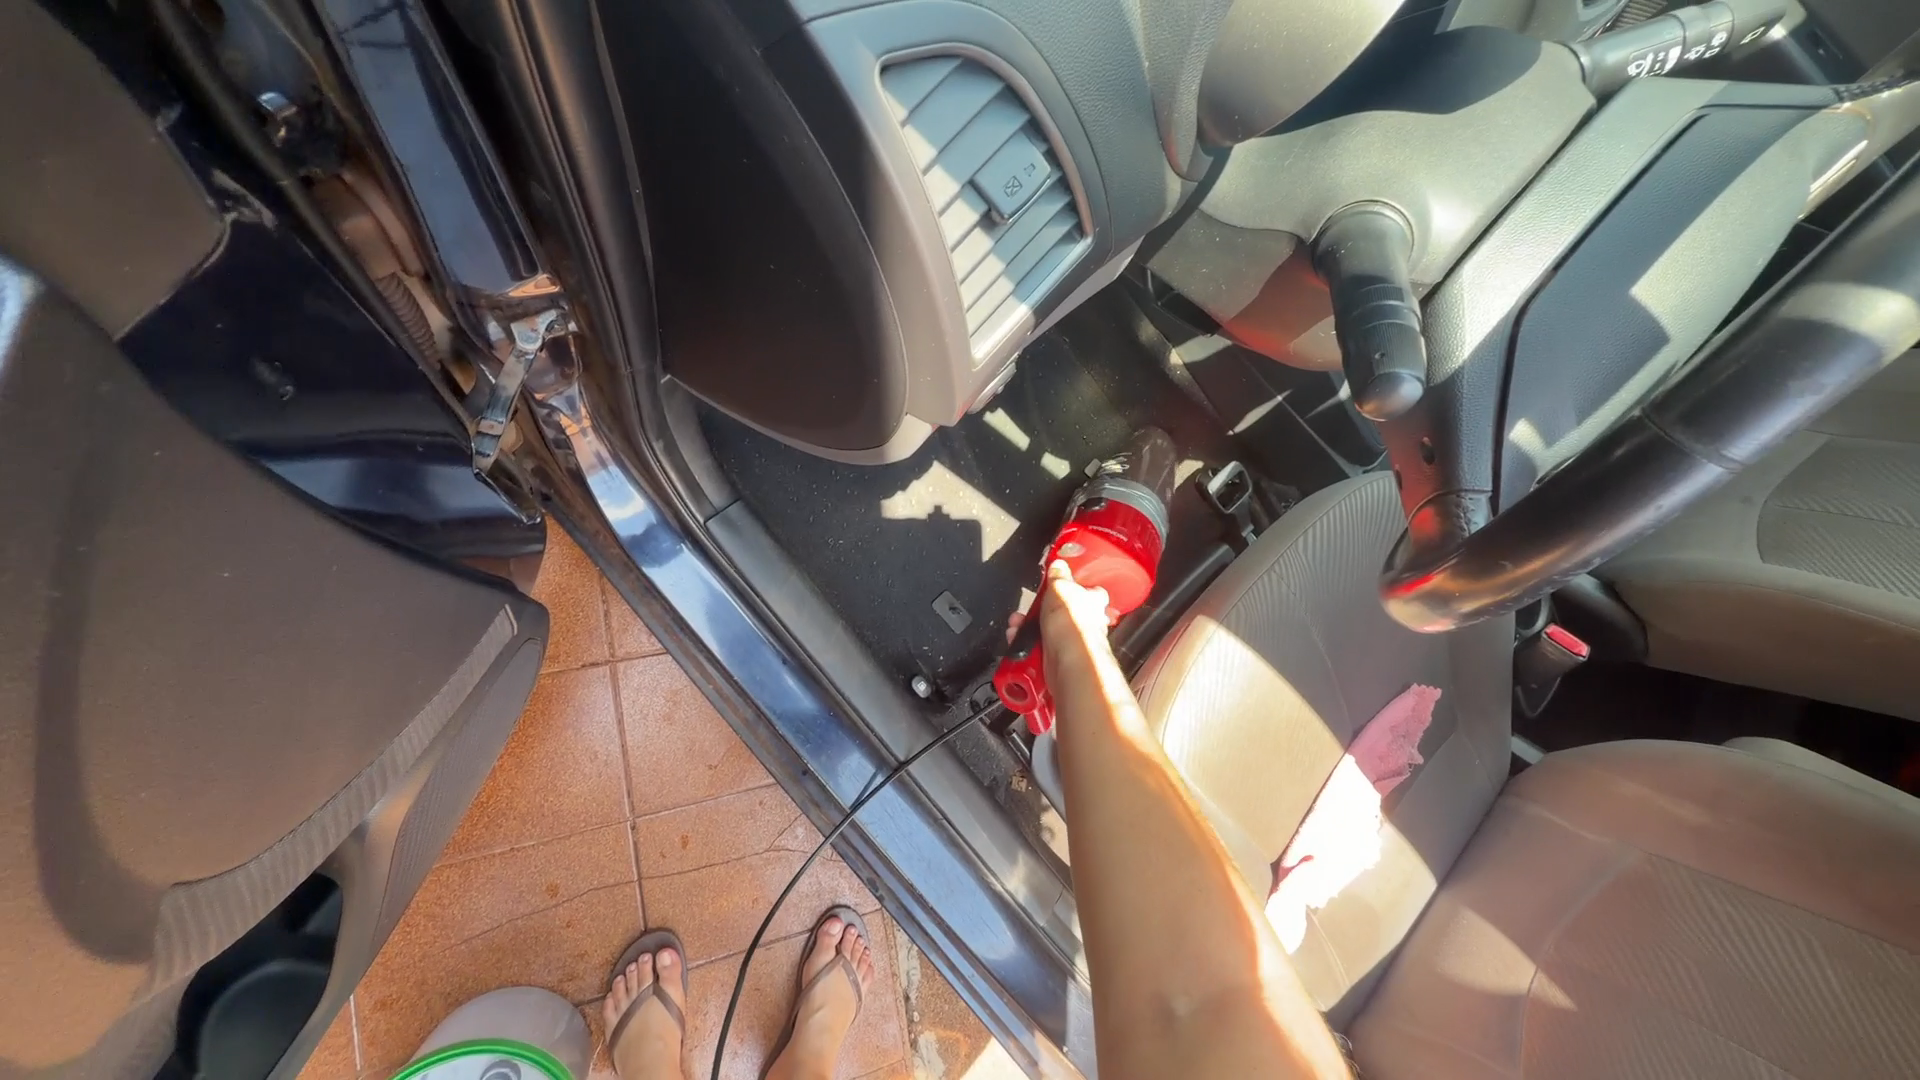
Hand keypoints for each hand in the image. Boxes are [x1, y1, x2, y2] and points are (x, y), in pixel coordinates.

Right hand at [1004, 560, 1116, 648]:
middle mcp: (1083, 624)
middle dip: (1037, 610)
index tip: (1055, 583)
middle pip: (1058, 612)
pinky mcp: (1056, 660)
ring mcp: (1070, 643)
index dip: (1071, 586)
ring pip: (1043, 631)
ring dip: (1026, 628)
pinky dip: (1023, 646)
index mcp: (1092, 602)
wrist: (1068, 659)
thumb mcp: (1061, 587)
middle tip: (1028, 609)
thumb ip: (1058, 576)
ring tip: (1016, 626)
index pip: (1086, 590)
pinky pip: (1035, 649)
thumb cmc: (1074, 623)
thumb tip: (1058, 565)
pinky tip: (1017, 641)